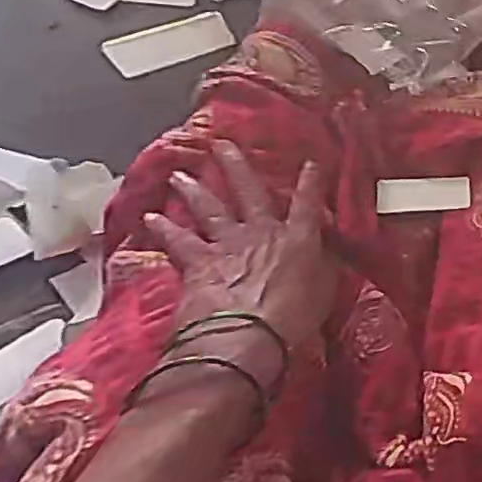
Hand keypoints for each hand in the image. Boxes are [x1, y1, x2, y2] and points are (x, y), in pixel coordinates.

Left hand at [145, 141, 333, 353]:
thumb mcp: (327, 286)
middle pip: (249, 193)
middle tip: (222, 145)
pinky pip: (179, 241)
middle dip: (236, 167)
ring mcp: (227, 246)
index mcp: (299, 237)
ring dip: (195, 190)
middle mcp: (262, 232)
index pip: (308, 202)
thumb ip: (327, 261)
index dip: (311, 182)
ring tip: (181, 174)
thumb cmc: (297, 314)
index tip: (311, 162)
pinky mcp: (198, 265)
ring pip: (210, 210)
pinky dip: (165, 228)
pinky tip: (151, 217)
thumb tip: (331, 246)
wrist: (246, 336)